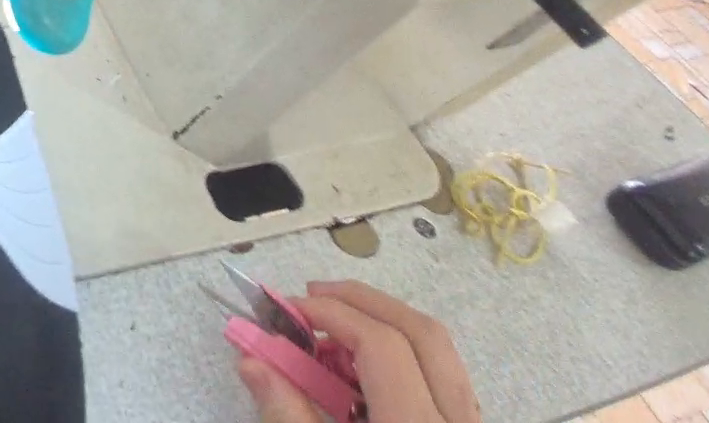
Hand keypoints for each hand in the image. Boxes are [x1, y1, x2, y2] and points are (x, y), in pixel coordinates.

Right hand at [239, 281, 479, 422]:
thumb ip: (288, 415)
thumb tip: (249, 359)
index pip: (381, 343)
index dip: (330, 315)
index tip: (286, 314)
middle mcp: (459, 422)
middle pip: (422, 332)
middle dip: (360, 300)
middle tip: (311, 298)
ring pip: (438, 351)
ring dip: (380, 323)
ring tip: (331, 334)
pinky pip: (442, 376)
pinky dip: (397, 354)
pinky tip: (359, 373)